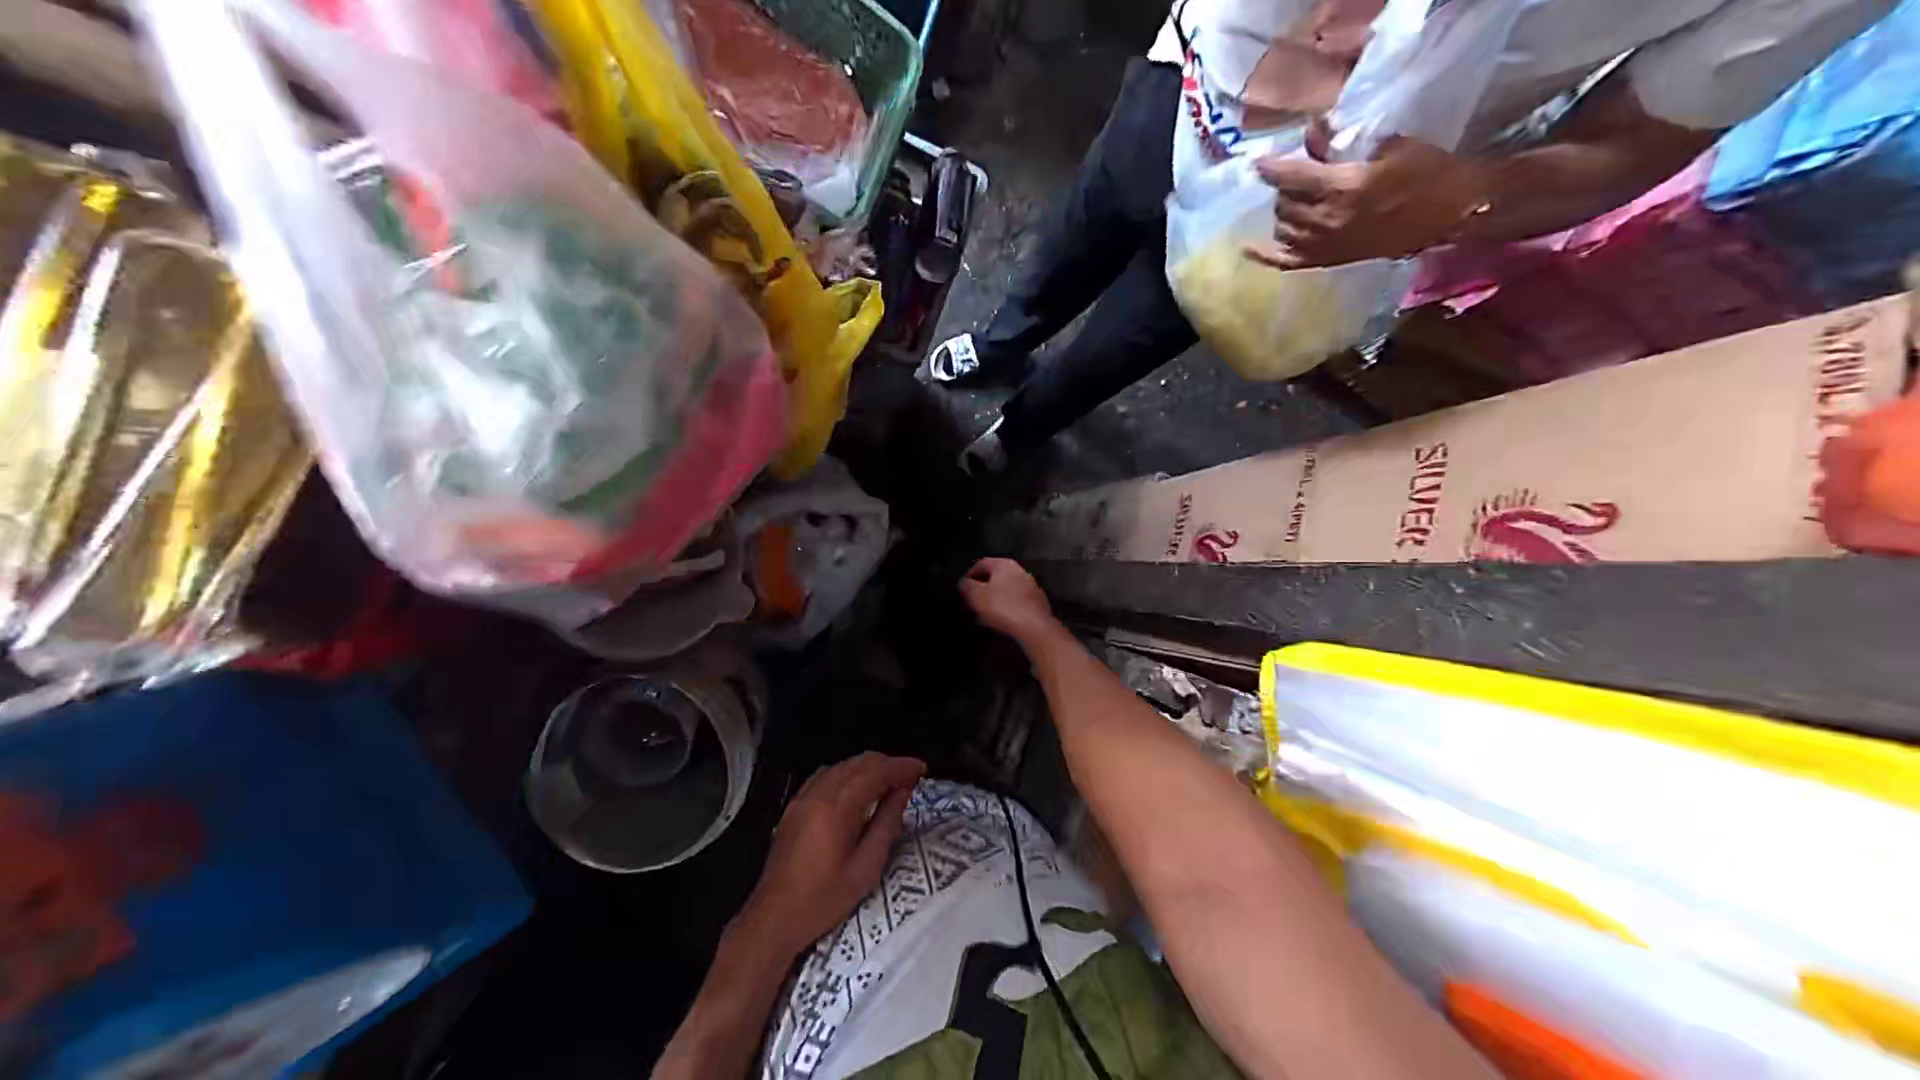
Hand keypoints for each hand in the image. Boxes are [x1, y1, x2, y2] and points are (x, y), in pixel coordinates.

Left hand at [735, 753, 924, 957]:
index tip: (921, 769)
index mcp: (838, 807)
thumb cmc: (824, 898)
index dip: (901, 766)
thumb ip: (887, 823)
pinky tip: (857, 789)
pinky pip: (825, 775)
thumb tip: (902, 792)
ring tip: (888, 782)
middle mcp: (818, 793)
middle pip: (859, 762)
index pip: (876, 772)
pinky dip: (847, 774)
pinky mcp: (794, 806)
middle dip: (887, 764)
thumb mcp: (866, 866)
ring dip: (868, 768)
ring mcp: (803, 797)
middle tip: (909, 778)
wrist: (774, 918)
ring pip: (842, 765)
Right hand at [960, 558, 1058, 644]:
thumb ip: (967, 586)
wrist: (1035, 627)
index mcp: (1005, 565)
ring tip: (984, 613)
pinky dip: (1007, 606)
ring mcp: (1031, 586)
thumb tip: (964, 582)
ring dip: (994, 598)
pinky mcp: (1037, 602)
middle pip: (995, 576)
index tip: (963, 588)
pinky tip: (1001, 619)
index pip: (981, 563)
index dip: (969, 575)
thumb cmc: (1003, 607)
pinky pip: (1016, 601)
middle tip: (972, 601)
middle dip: (982, 588)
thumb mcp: (977, 596)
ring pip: (1006, 589)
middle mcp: (1020, 571)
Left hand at [1246, 118, 1488, 269]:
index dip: (1271, 167)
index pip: (1292, 176)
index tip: (1257, 162)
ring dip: (1285, 213)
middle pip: (1285, 203)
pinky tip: (1247, 248)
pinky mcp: (1328, 261)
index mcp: (1341, 188)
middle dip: (1287, 187)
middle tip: (1299, 177)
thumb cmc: (1428, 172)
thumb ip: (1342, 145)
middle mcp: (1326, 220)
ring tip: (1297, 201)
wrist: (1453, 210)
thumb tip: (1313, 132)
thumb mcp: (1389, 147)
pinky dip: (1265, 256)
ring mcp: (1325, 245)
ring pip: (1283, 229)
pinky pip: (1286, 262)